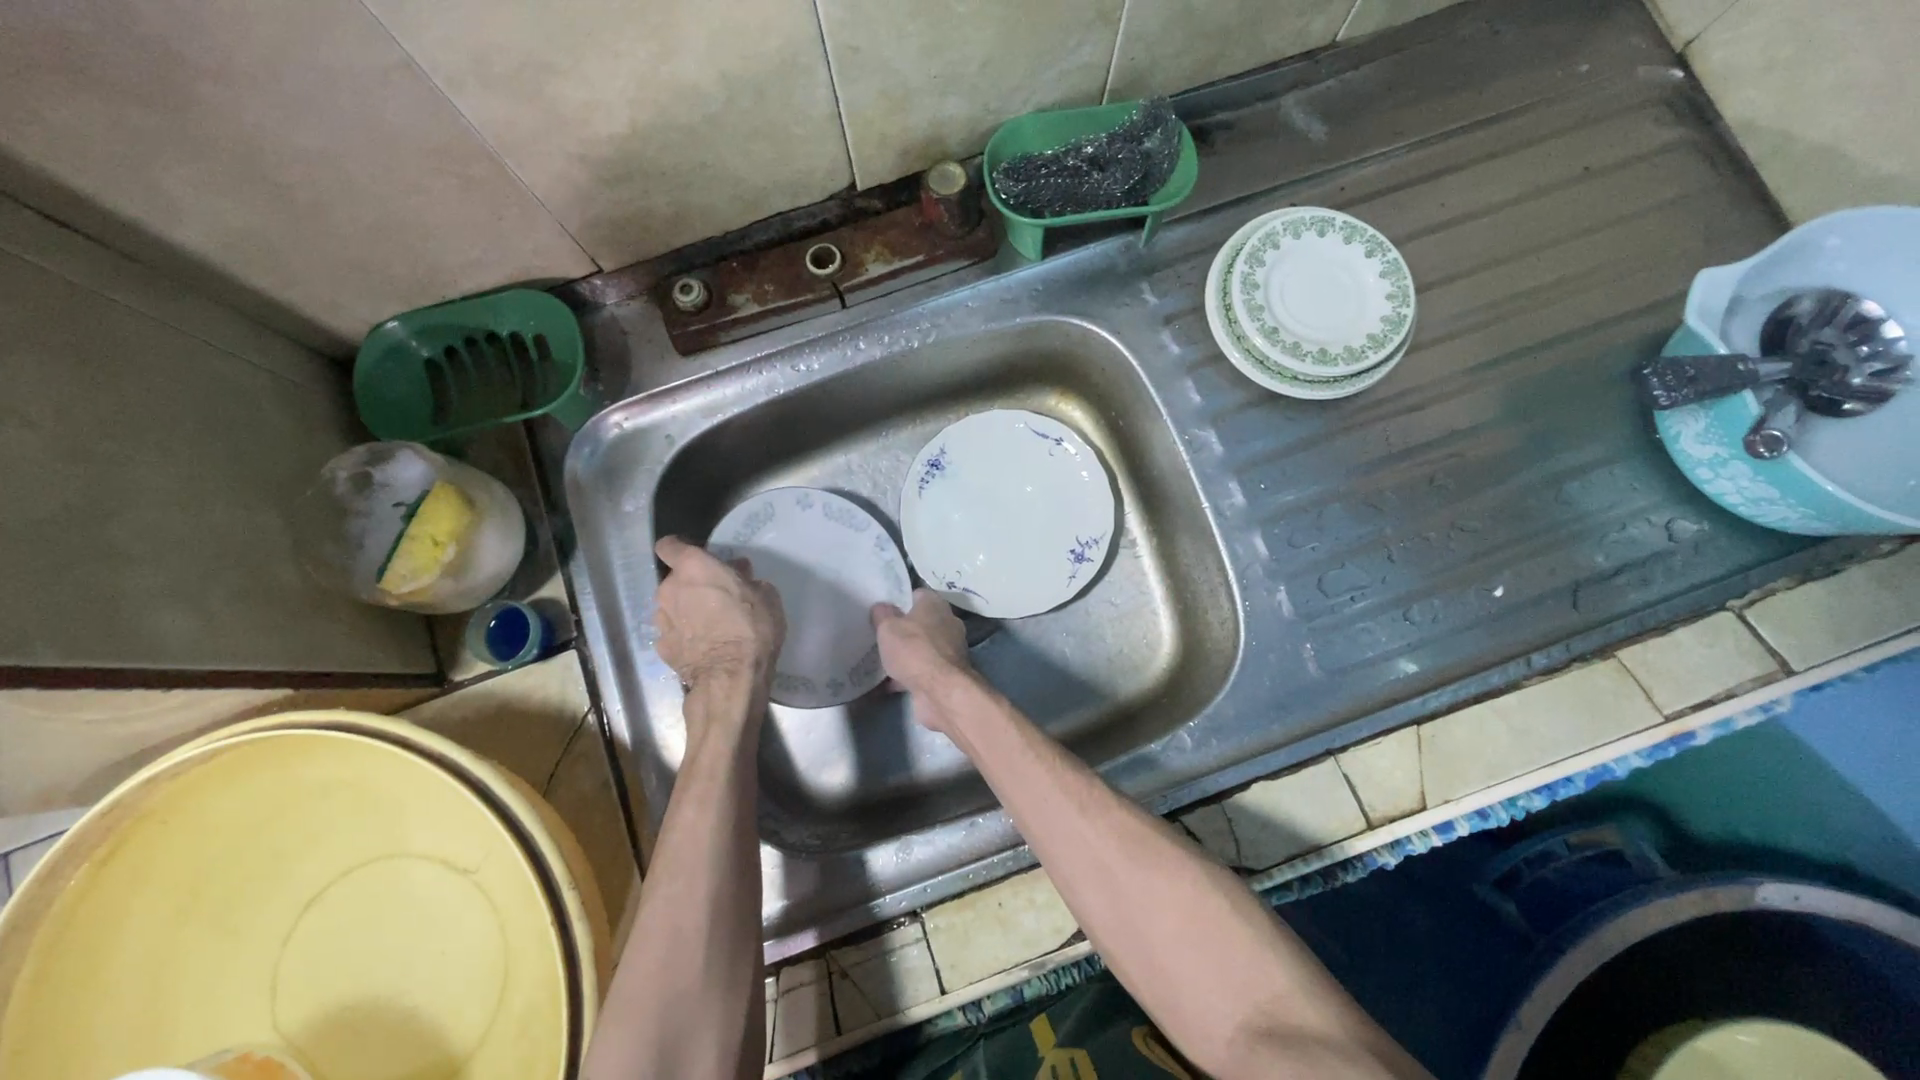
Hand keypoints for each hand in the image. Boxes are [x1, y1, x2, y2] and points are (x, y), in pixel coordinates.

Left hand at [653, 536, 784, 697]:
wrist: (732, 676)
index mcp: (694, 567)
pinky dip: (683, 637)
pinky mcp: (661, 647)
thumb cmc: (752, 627)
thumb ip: (747, 578)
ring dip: (684, 611)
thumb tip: (738, 571)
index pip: (669, 546)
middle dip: (691, 586)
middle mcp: (670, 588)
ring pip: (670, 607)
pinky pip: (672, 633)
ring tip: (708, 626)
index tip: (696, 559)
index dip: (680, 550)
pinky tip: (701, 647)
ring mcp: (662, 619)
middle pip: (674, 580)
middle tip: (715, 598)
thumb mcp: (766, 594)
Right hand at [872, 589, 973, 730]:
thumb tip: (881, 607)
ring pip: (921, 648)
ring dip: (904, 655)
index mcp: (935, 605)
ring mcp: (949, 650)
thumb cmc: (913, 649)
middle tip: (879, 635)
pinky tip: (887, 684)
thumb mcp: (888, 628)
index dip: (899, 601)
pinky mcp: (946, 673)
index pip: (917, 595)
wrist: (940, 690)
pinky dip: (907, 676)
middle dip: (901, 630)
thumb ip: (882, 615)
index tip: (882, 611)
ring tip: (879, 660)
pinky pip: (922, 670)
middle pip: (920, 622)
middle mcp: (947, 623)